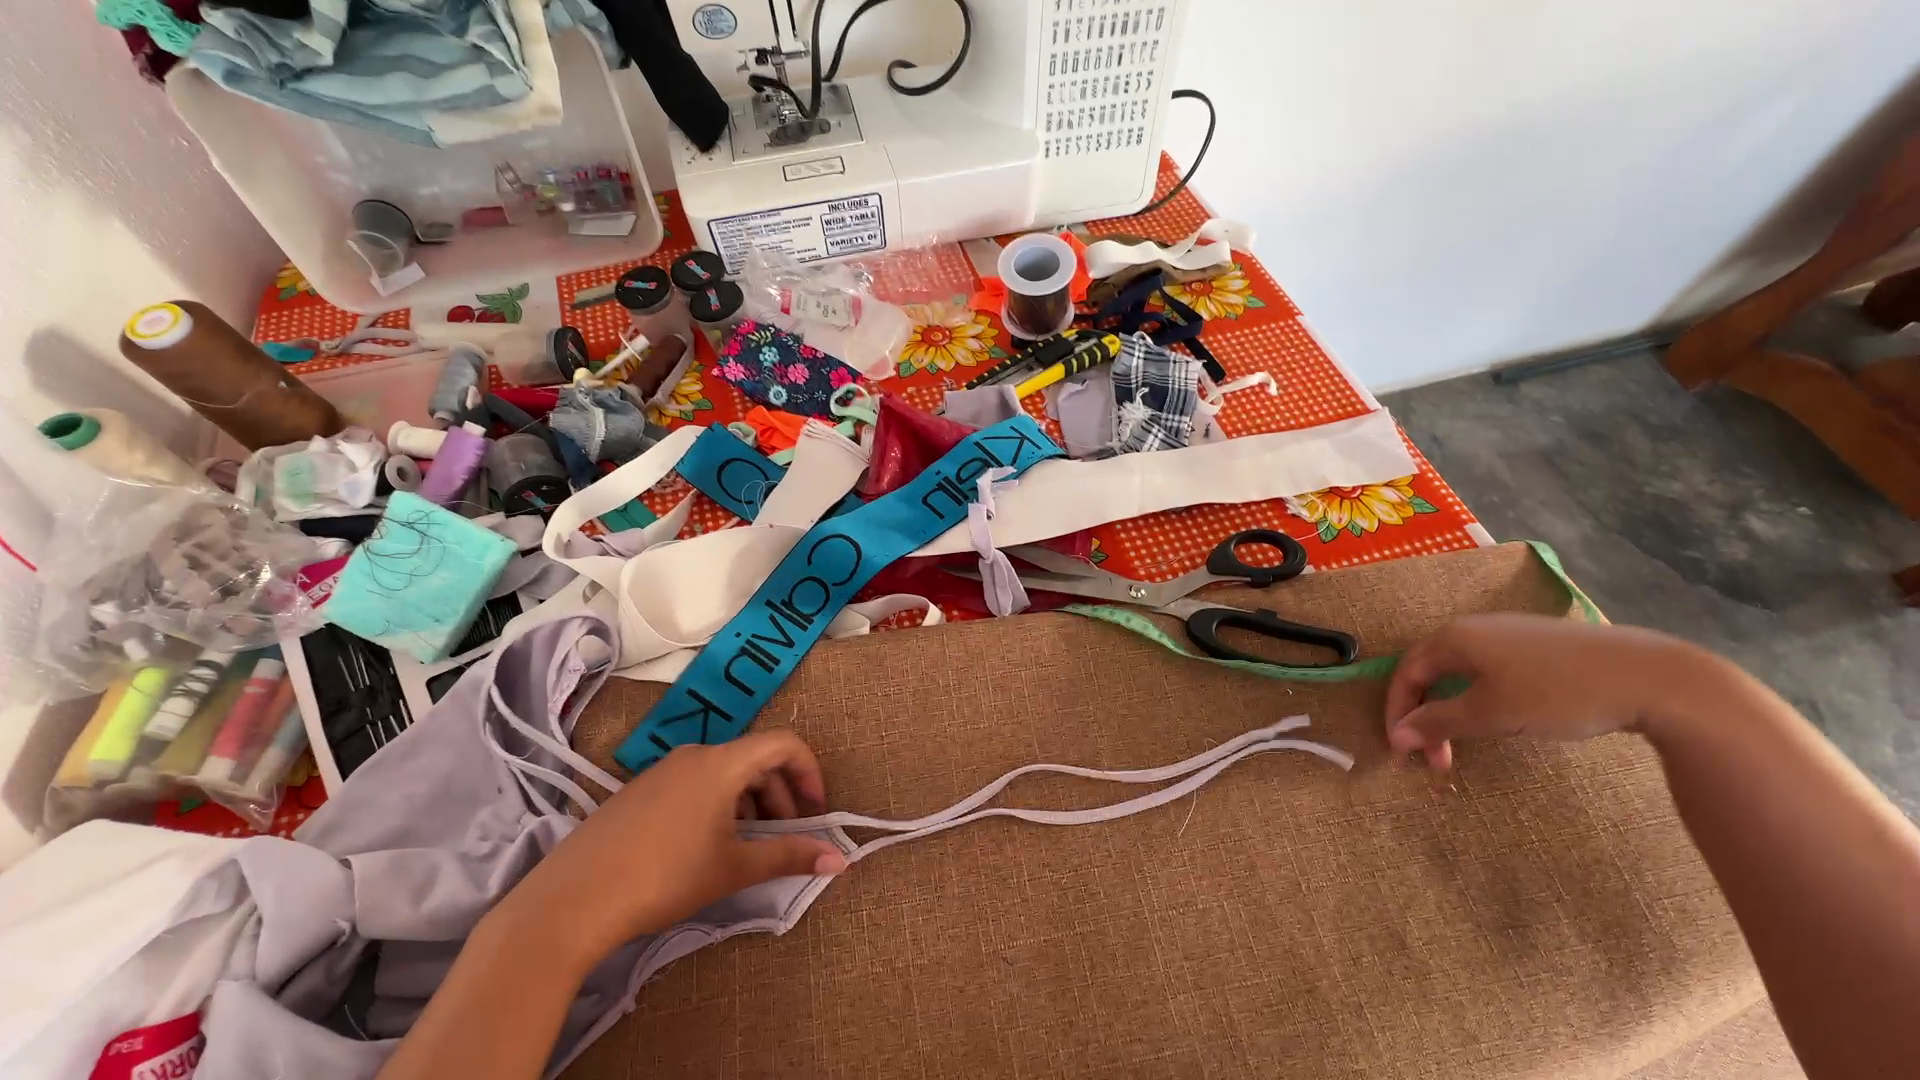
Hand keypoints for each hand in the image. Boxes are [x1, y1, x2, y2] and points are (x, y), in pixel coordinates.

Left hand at [497, 731, 847, 967]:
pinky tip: (709, 847)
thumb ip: (790, 857)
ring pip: (725, 773)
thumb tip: (841, 861)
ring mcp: (662, 771)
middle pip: (755, 759)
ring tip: (750, 846)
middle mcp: (694, 755)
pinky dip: (719, 806)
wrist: (573, 899)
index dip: (810, 773)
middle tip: (788, 837)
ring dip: (752, 802)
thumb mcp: (734, 868)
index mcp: (721, 763)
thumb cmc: (665, 876)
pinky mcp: (640, 791)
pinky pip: (696, 784)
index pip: (783, 743)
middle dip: (782, 795)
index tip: (817, 813)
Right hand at [1383, 615, 1720, 772]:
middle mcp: (1473, 629)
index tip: (1403, 753)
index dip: (1398, 713)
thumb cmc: (1557, 693)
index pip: (1406, 674)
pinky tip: (1501, 719)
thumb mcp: (1490, 713)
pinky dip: (1478, 700)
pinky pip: (1488, 672)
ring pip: (1461, 674)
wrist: (1649, 676)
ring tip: (1466, 744)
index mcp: (1453, 638)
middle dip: (1425, 717)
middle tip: (1437, 759)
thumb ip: (1438, 722)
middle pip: (1430, 673)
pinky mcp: (1538, 646)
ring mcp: (1508, 634)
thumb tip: (1397, 734)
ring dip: (1452, 712)